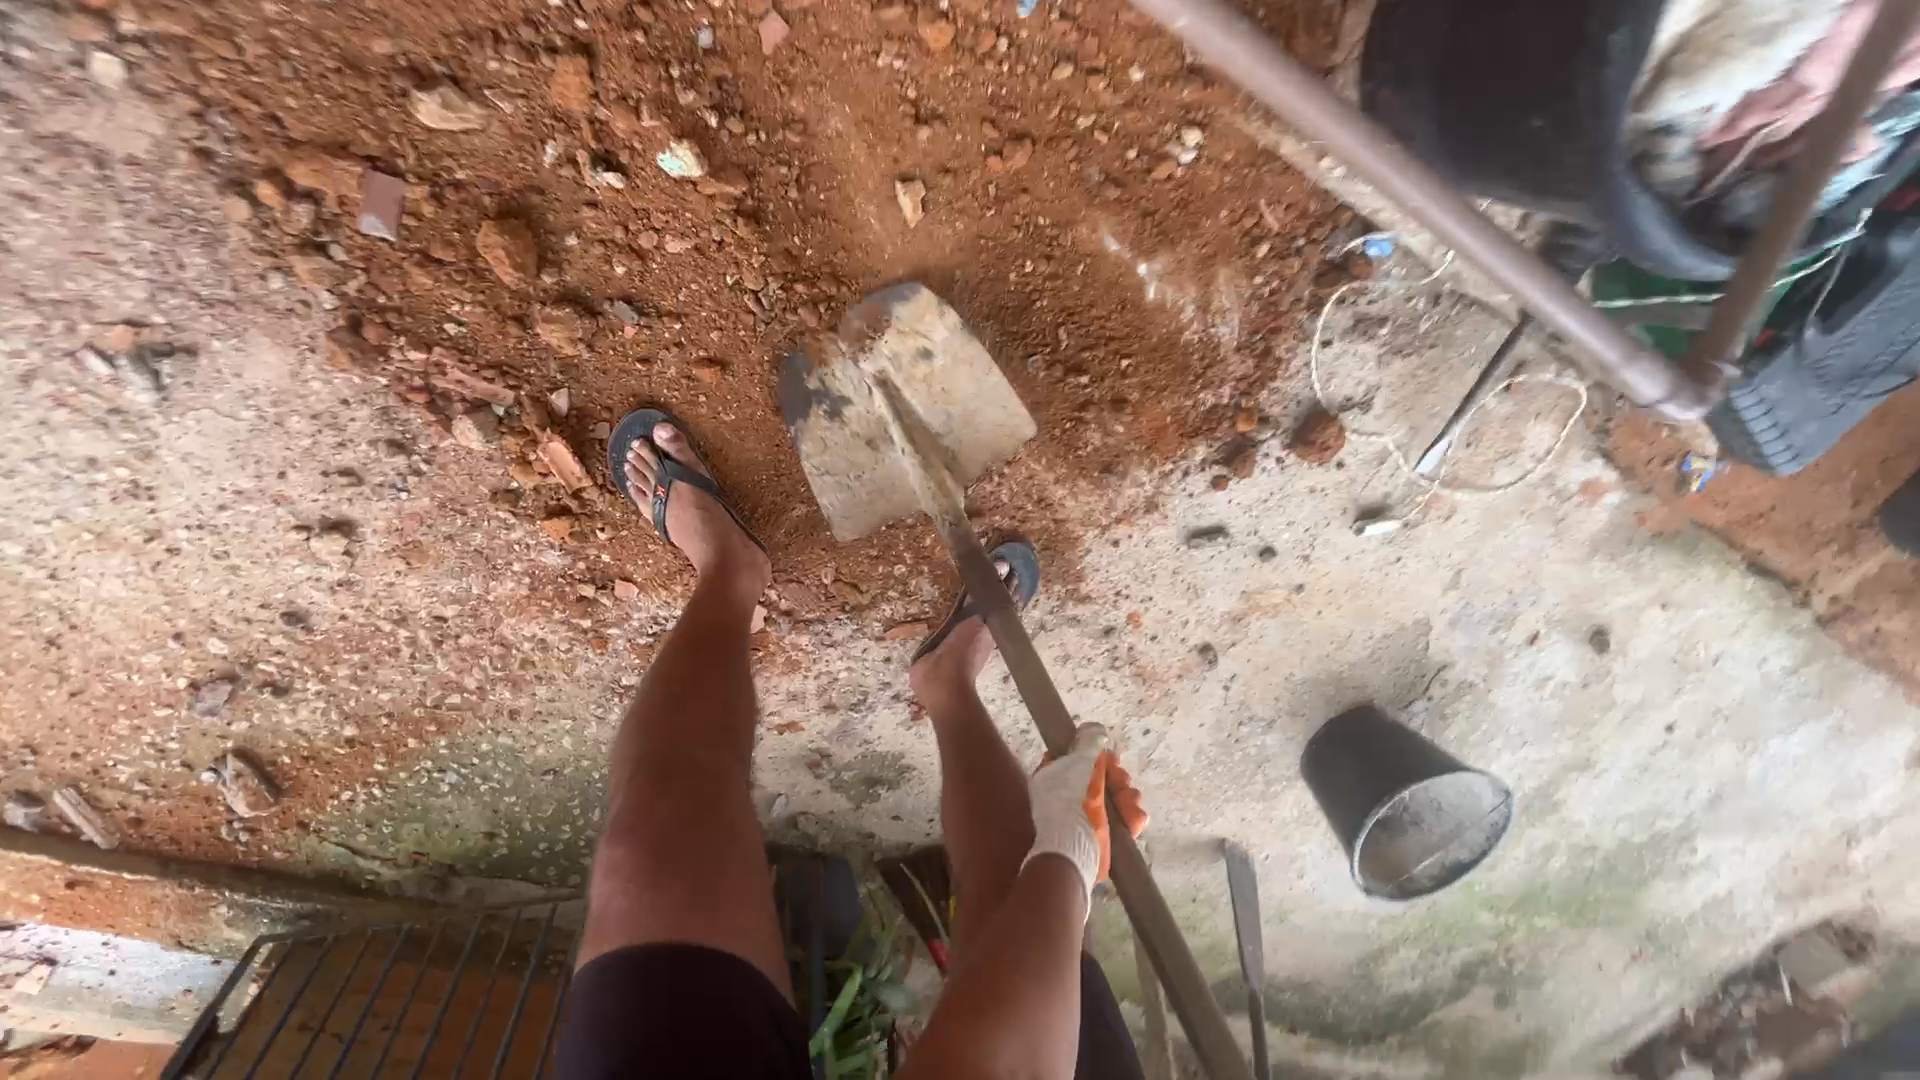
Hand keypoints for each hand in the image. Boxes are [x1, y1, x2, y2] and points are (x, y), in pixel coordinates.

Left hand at [1022, 723, 1148, 906]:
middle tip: (1120, 784)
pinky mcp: (1102, 834)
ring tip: (1129, 806)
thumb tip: (1095, 730)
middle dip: (1117, 779)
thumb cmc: (1073, 804)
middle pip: (1102, 775)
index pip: (1078, 756)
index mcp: (1054, 775)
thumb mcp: (1081, 765)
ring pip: (1116, 796)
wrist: (1076, 853)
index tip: (1110, 759)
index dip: (1097, 755)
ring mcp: (1085, 815)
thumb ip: (1090, 745)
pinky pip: (1122, 818)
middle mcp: (1067, 794)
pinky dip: (1130, 818)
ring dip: (1128, 798)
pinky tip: (1134, 821)